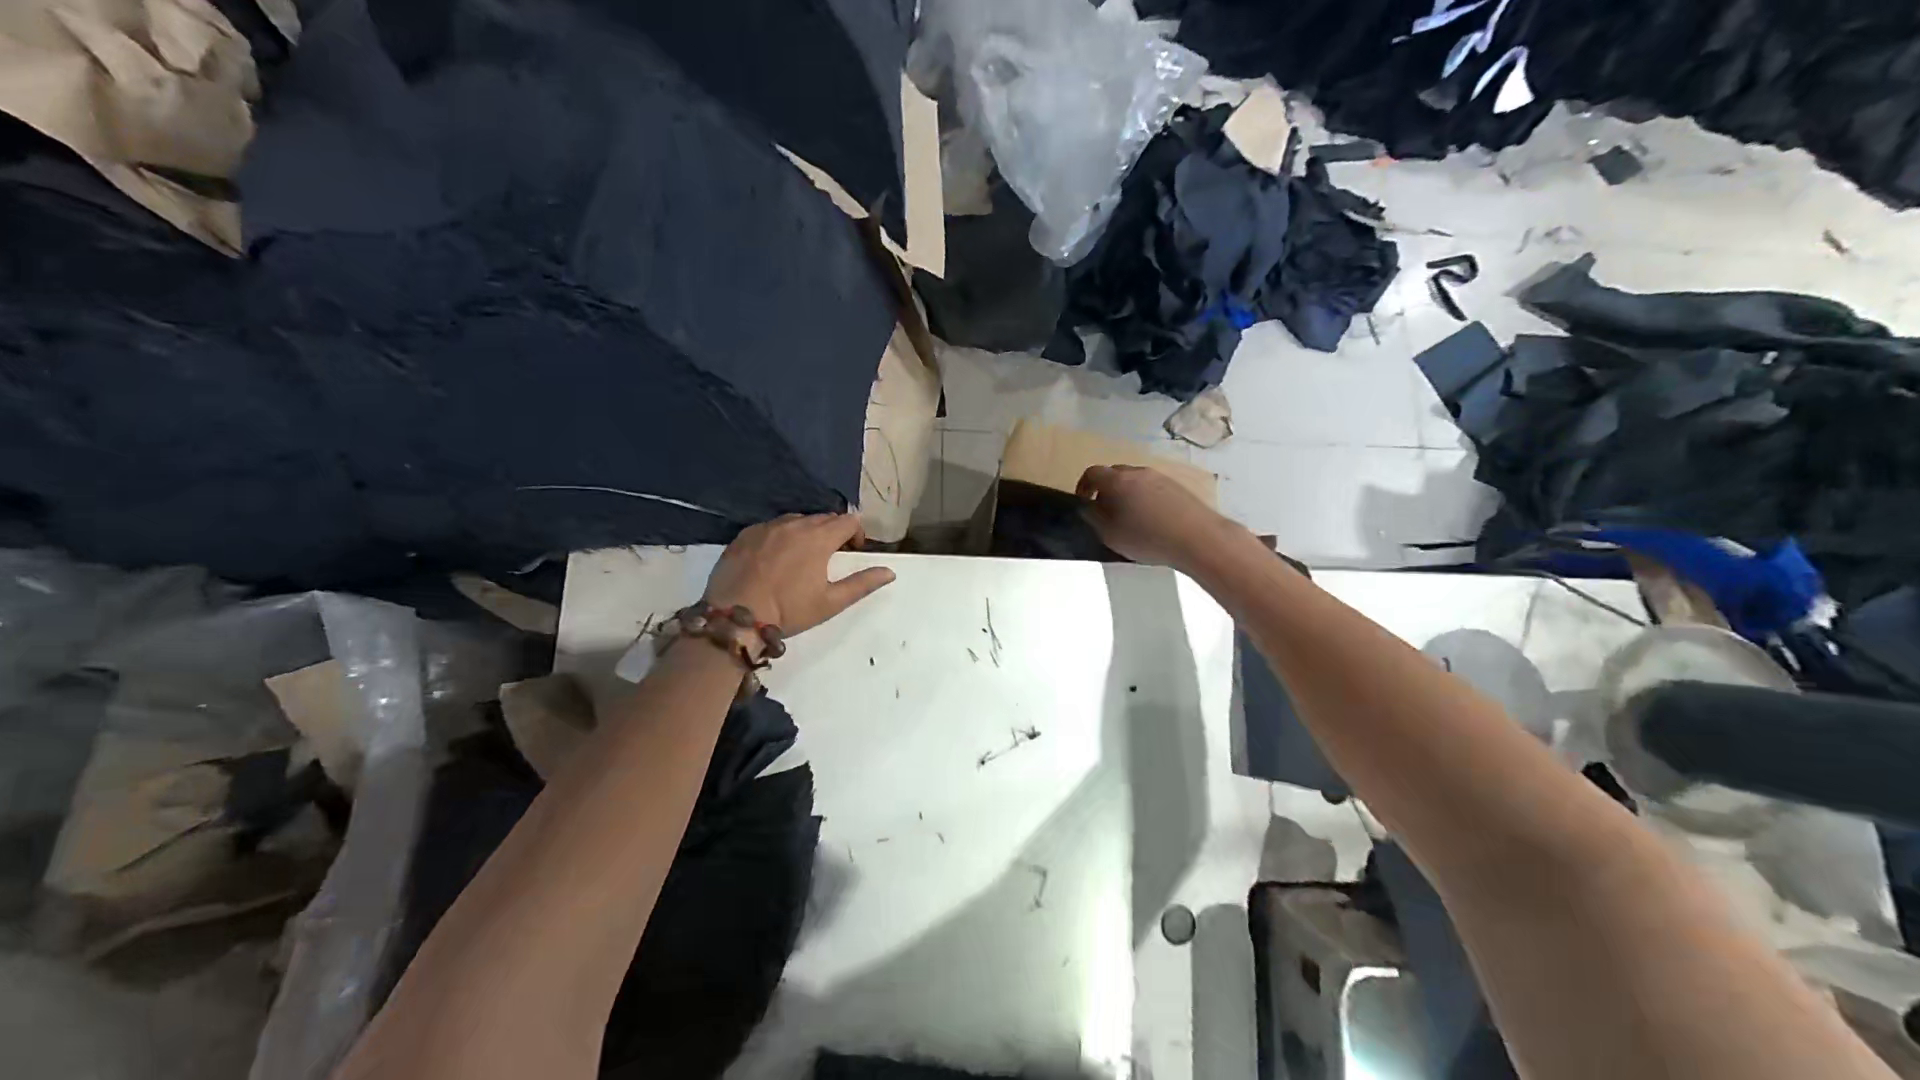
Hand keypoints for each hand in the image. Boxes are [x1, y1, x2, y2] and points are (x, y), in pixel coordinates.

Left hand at [703, 513, 894, 635]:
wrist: (735, 616)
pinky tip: (774, 559)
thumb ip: (862, 583)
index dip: (856, 533)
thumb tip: (889, 572)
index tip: (853, 550)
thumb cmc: (788, 610)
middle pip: (822, 518)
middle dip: (832, 532)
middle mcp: (794, 524)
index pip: (848, 520)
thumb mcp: (831, 602)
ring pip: (795, 521)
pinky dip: (779, 537)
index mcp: (819, 538)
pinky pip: (770, 527)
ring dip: (805, 532)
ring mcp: (766, 527)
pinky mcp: (745, 534)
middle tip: (830, 556)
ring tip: (801, 557)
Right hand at [1077, 465, 1238, 569]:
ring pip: (1135, 480)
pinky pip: (1153, 488)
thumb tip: (1089, 507)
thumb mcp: (1110, 534)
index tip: (1084, 502)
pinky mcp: (1178, 487)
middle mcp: (1138, 472)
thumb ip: (1093, 518)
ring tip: (1130, 519)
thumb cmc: (1148, 537)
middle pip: (1115, 474)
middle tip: (1106, 512)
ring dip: (1127, 494)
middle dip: (1106, 490)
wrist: (1198, 538)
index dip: (1083, 486)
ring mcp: (1161, 477)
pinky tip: (1152, 521)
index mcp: (1117, 480)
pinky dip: (1146, 499)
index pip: (1092, 473)